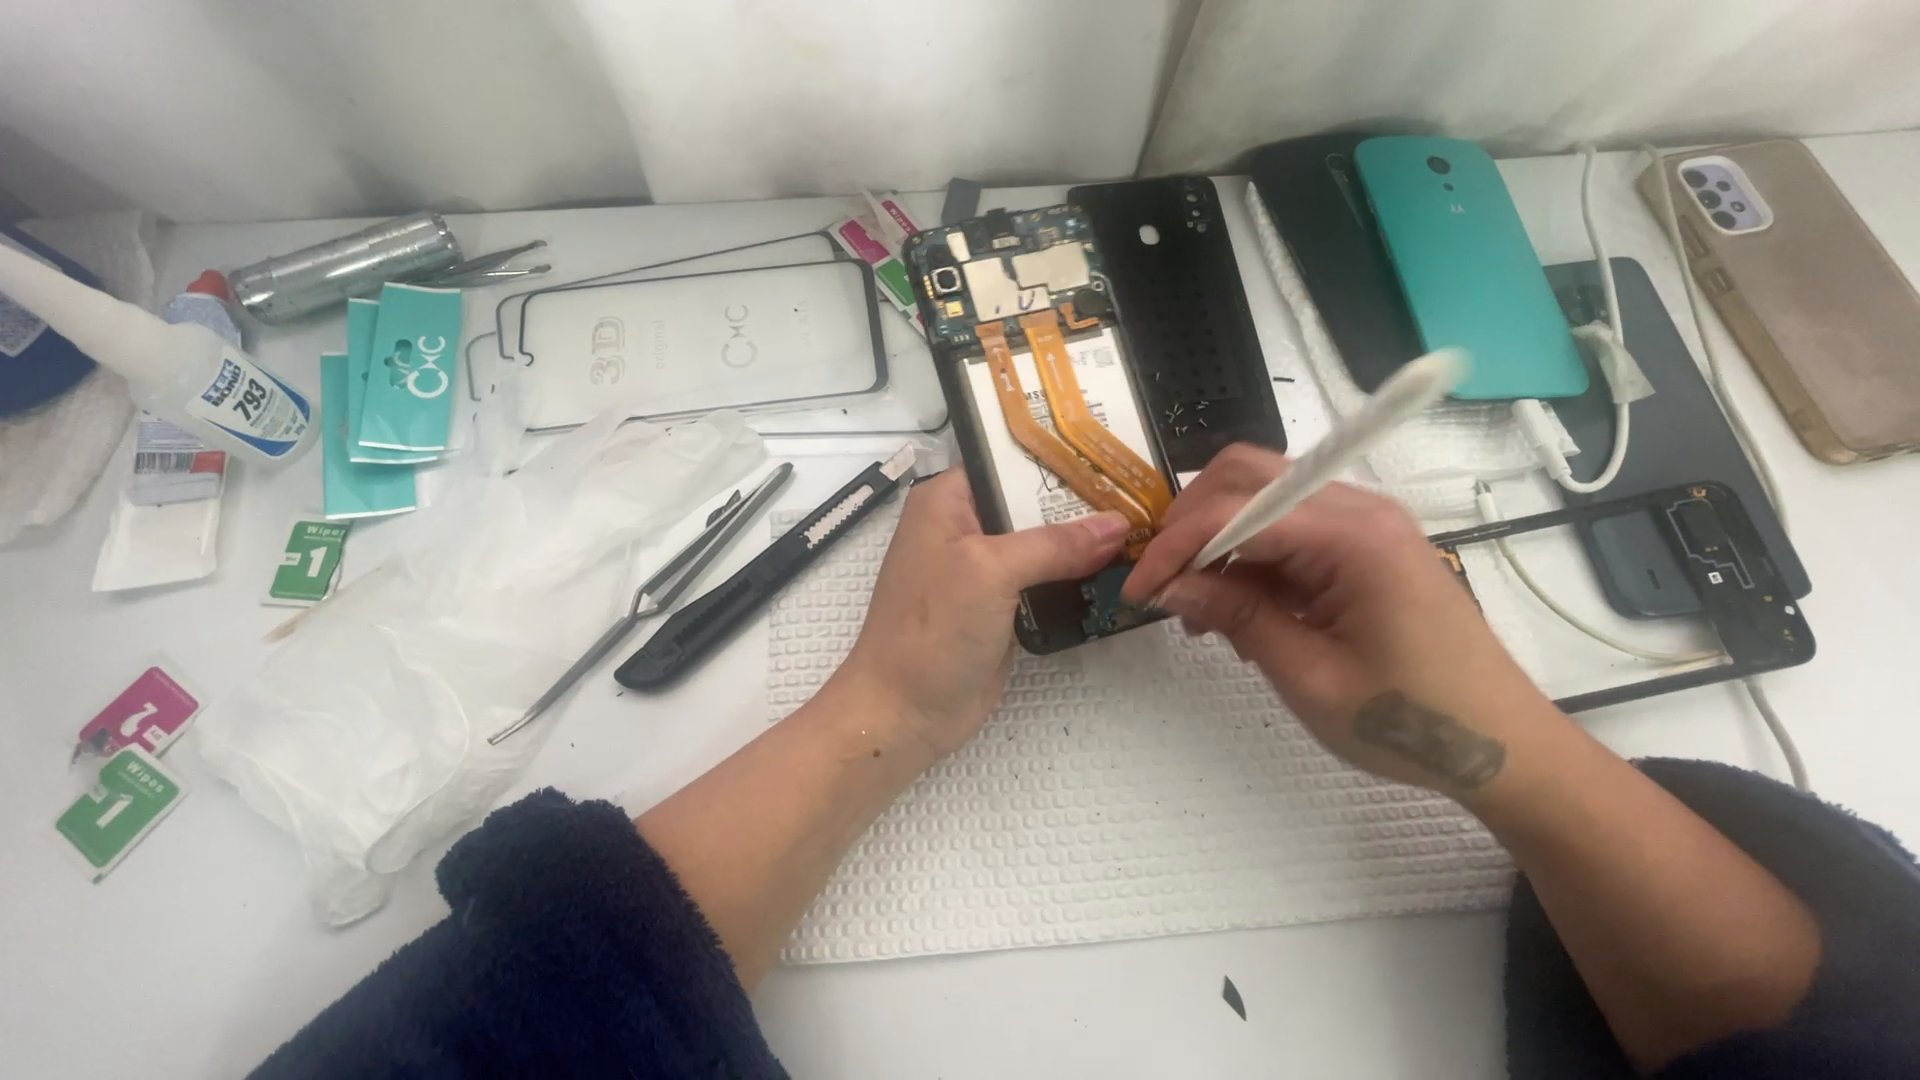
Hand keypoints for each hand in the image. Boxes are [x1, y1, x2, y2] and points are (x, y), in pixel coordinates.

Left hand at [837, 469, 1129, 756]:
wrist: (906, 711)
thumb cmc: (932, 629)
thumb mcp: (990, 570)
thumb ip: (1054, 543)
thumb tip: (1118, 524)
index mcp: (947, 500)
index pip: (1009, 461)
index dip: (1059, 456)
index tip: (1114, 454)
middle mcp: (965, 526)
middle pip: (1033, 502)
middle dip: (1082, 502)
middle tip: (1142, 494)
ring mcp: (984, 569)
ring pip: (1044, 544)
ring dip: (1085, 544)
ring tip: (1143, 529)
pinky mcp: (1001, 606)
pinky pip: (1046, 581)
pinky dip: (1076, 579)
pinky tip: (1118, 572)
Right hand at [1120, 445, 1547, 796]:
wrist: (1502, 747)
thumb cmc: (1411, 721)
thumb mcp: (1309, 676)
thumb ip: (1237, 617)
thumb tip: (1170, 586)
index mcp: (1354, 537)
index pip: (1237, 510)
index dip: (1176, 545)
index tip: (1138, 589)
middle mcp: (1360, 509)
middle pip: (1247, 476)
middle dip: (1190, 522)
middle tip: (1163, 582)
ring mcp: (1365, 523)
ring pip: (1262, 498)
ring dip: (1217, 541)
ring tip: (1201, 612)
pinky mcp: (1363, 546)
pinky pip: (1287, 529)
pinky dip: (1248, 558)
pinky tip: (1238, 613)